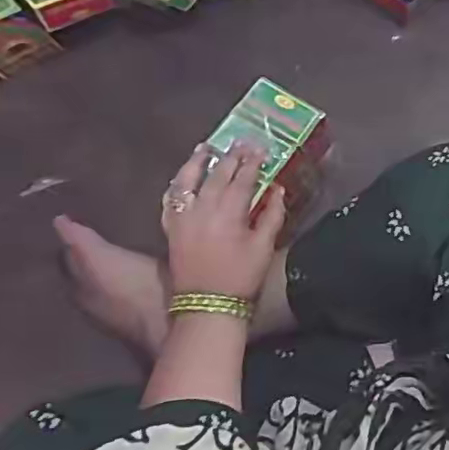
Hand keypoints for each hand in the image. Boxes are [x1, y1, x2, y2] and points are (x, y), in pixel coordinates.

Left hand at [161, 141, 284, 299]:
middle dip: (230, 156)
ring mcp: (183, 217)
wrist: (207, 306)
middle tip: (240, 143)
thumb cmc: (241, 277)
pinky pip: (170, 200)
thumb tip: (278, 190)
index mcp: (229, 212)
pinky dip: (176, 186)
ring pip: (187, 181)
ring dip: (196, 162)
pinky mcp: (171, 228)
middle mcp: (203, 208)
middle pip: (217, 174)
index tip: (261, 148)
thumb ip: (271, 215)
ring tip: (205, 148)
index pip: (242, 178)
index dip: (253, 161)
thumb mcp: (263, 247)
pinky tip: (181, 179)